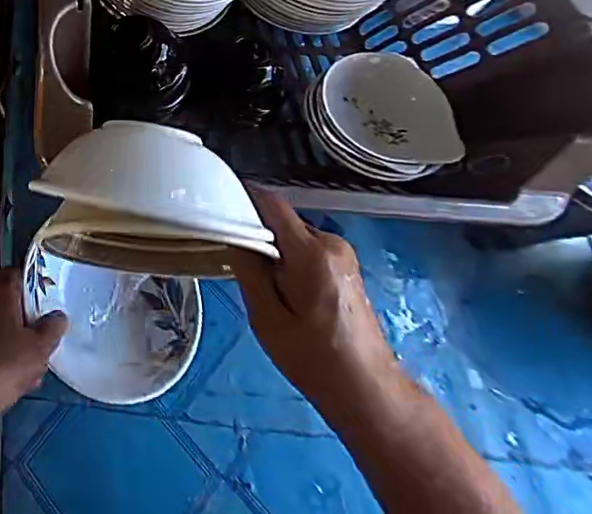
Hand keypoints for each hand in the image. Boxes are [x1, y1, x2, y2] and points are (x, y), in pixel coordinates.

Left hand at [0, 268, 67, 417]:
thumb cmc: (0, 366)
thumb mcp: (40, 347)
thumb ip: (53, 328)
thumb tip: (58, 318)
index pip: (20, 273)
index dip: (37, 288)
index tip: (49, 305)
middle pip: (9, 300)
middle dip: (27, 319)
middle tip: (42, 338)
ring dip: (14, 339)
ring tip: (31, 366)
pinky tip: (13, 378)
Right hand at [230, 190, 401, 419]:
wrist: (369, 391)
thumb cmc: (315, 360)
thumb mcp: (267, 319)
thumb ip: (249, 270)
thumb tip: (235, 236)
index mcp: (311, 252)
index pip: (272, 204)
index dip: (244, 200)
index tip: (222, 211)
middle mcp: (331, 243)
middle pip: (283, 221)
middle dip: (262, 237)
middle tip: (245, 269)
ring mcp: (344, 254)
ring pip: (297, 236)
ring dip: (279, 252)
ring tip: (271, 291)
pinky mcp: (348, 267)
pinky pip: (311, 249)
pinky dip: (295, 262)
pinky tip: (292, 296)